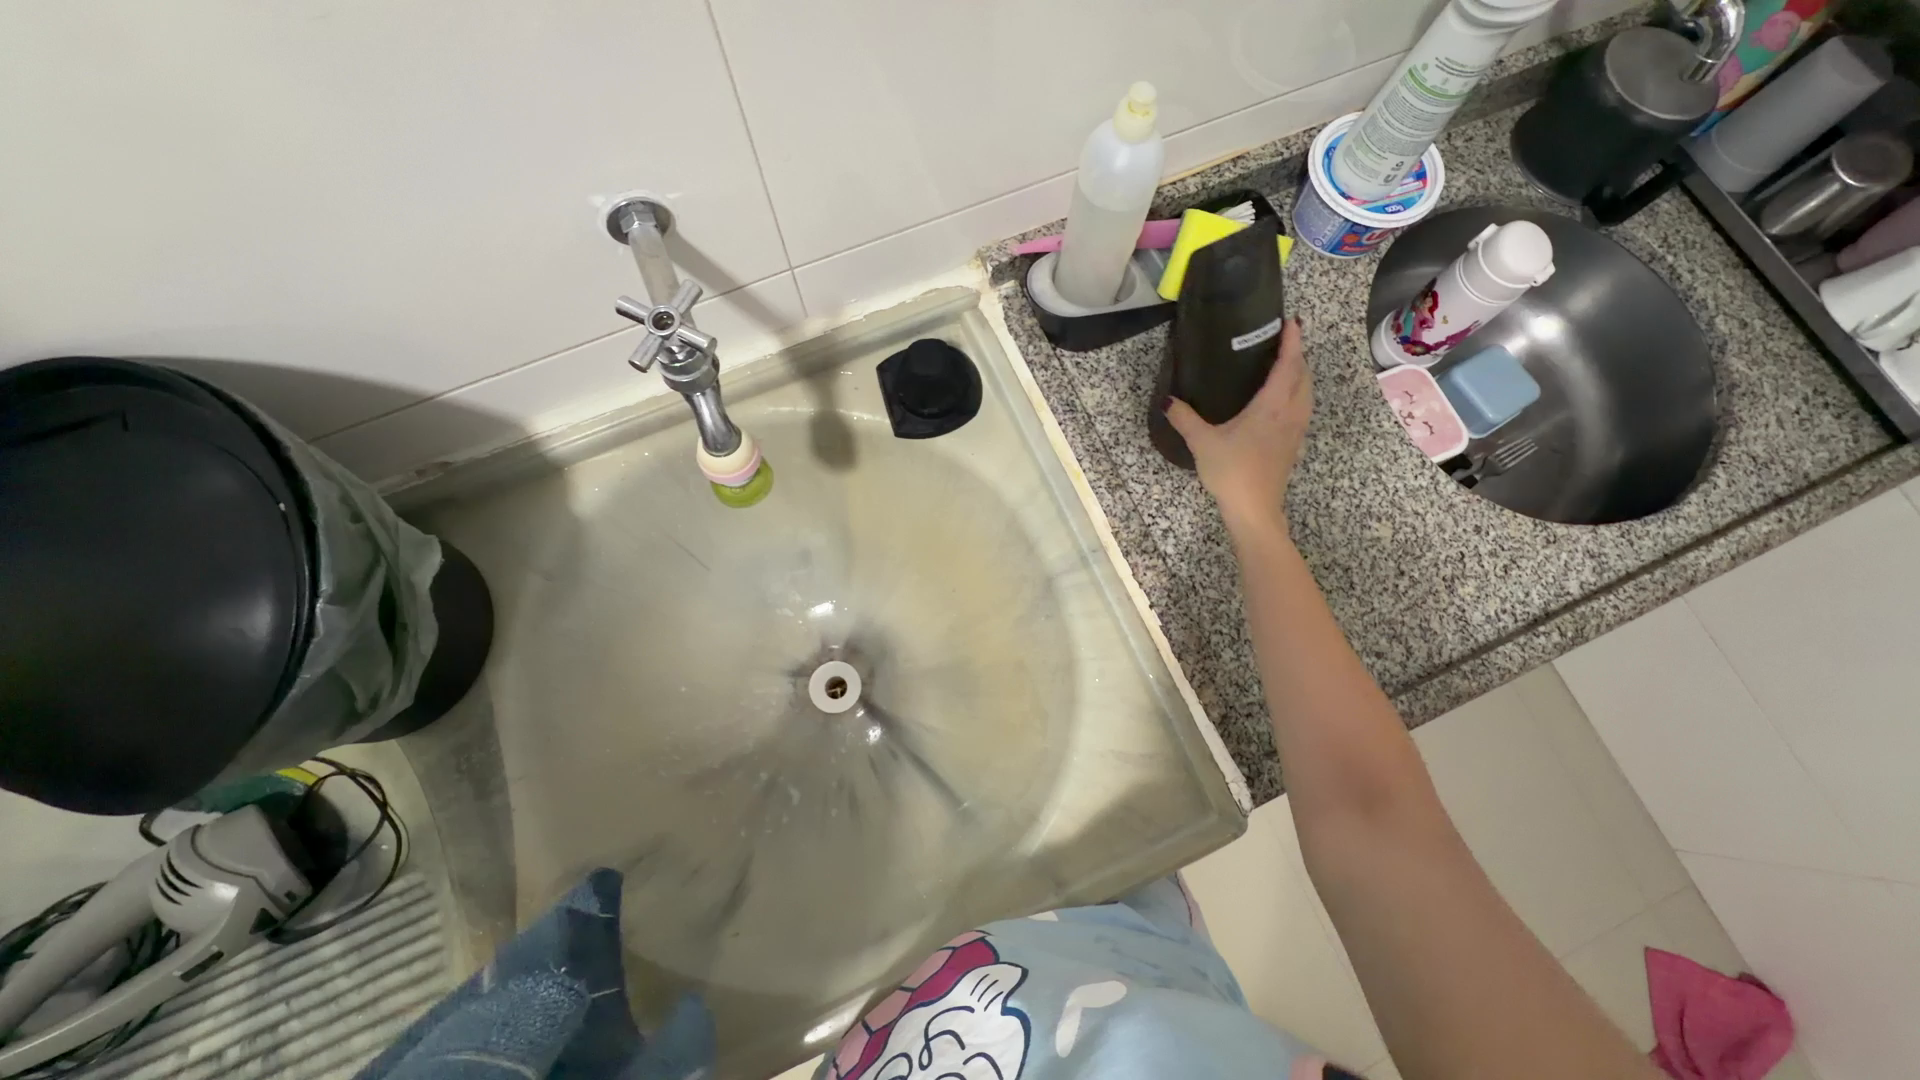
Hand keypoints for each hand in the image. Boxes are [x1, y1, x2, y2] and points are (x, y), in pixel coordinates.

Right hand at [1164, 317, 1310, 530]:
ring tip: (1285, 367)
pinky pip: (1303, 410)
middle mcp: (1290, 413)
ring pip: (1307, 394)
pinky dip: (1298, 396)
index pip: (1288, 365)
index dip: (1292, 341)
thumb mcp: (1202, 442)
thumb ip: (1185, 418)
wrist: (1254, 509)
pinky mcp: (1293, 445)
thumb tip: (1168, 400)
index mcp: (1272, 406)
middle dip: (1298, 356)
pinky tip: (1283, 402)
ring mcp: (1296, 431)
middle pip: (1304, 376)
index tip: (1291, 322)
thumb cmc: (1232, 472)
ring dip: (1301, 376)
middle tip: (1284, 342)